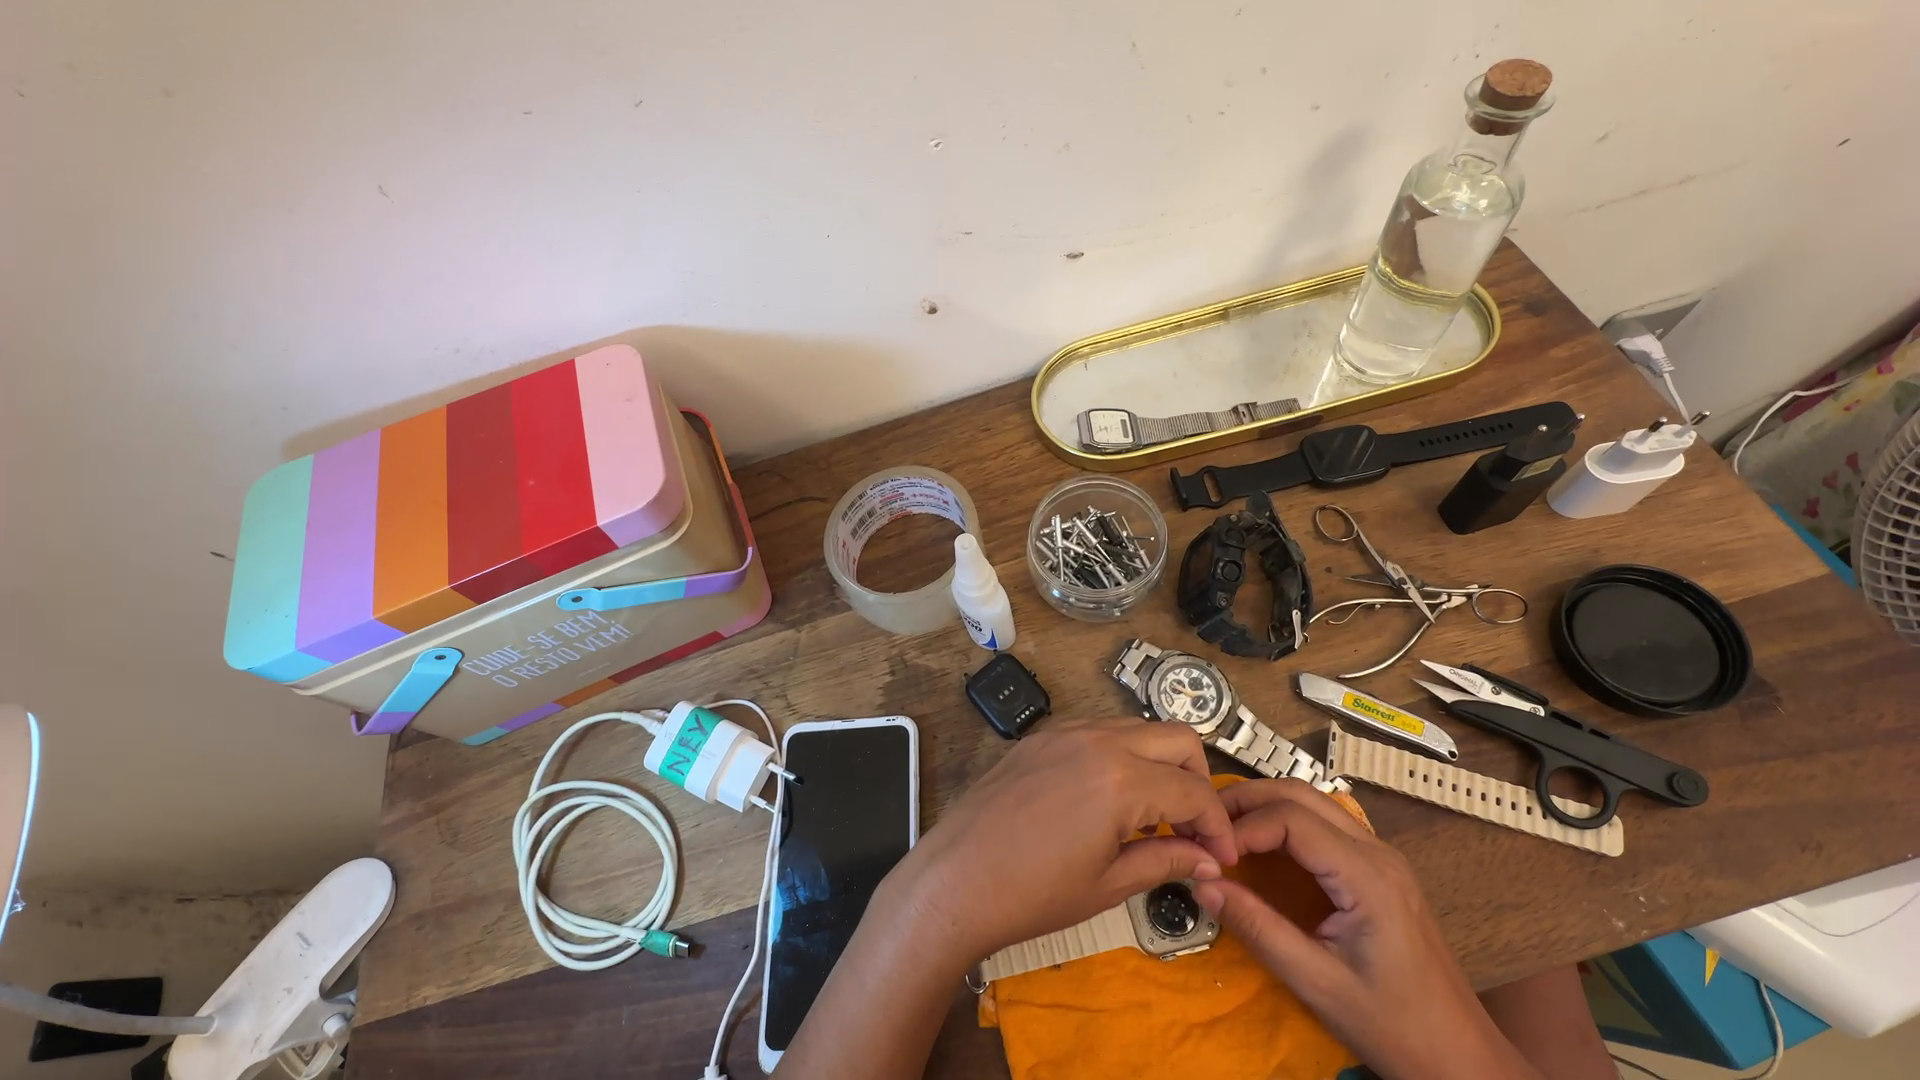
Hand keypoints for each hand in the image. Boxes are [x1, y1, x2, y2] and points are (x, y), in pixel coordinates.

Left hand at [880, 719, 1237, 965]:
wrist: (952, 883)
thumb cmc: (1031, 894)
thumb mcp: (1108, 885)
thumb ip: (1165, 861)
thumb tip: (1207, 860)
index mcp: (1121, 778)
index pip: (1194, 791)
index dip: (1218, 827)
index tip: (1222, 858)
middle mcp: (1096, 740)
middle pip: (1176, 738)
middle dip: (1198, 780)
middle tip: (1194, 827)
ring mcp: (1062, 733)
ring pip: (1136, 728)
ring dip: (1158, 763)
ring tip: (1152, 816)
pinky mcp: (1038, 739)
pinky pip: (1096, 732)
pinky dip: (1120, 756)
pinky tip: (1109, 799)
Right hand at [1192, 780, 1539, 1079]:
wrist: (1460, 1056)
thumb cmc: (1392, 1024)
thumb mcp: (1317, 983)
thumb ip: (1259, 929)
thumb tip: (1203, 884)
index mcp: (1368, 876)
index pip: (1291, 818)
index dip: (1243, 826)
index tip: (1210, 856)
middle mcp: (1378, 852)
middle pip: (1300, 793)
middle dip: (1246, 800)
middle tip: (1203, 824)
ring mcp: (1382, 857)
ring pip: (1313, 800)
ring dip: (1264, 806)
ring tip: (1222, 830)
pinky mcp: (1378, 869)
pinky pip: (1323, 823)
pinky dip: (1283, 821)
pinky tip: (1259, 846)